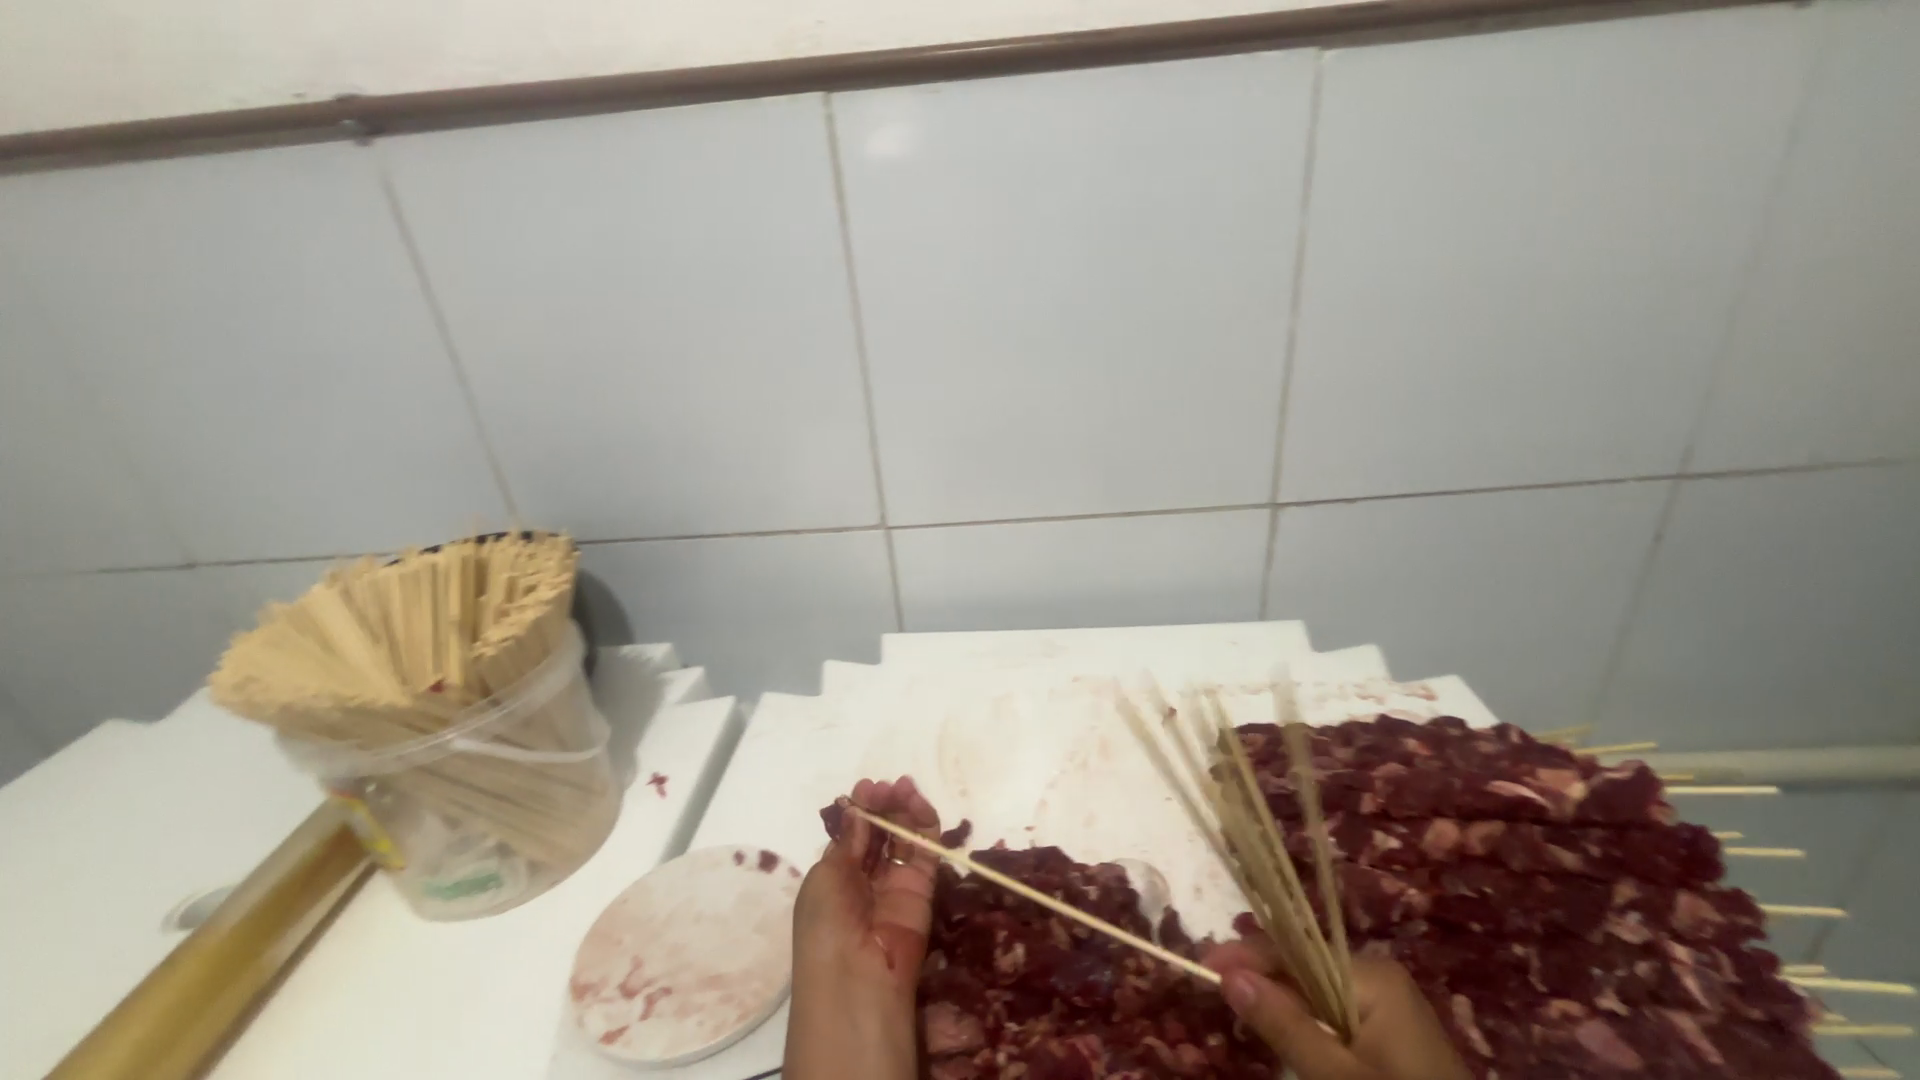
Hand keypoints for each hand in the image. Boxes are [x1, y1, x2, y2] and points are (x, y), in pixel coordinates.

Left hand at [786, 776, 941, 1079]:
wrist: (857, 977)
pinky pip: (926, 854)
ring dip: (905, 810)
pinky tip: (921, 807)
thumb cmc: (827, 924)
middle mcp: (866, 879)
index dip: (861, 810)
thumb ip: (848, 840)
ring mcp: (895, 885)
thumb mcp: (826, 876)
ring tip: (907, 789)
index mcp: (835, 877)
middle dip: (885, 805)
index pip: (853, 834)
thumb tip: (855, 808)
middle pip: (880, 833)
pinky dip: (926, 828)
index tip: (868, 786)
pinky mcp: (922, 892)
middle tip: (891, 784)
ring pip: (904, 839)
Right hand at [1204, 940, 1471, 1079]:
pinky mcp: (1391, 1035)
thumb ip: (1285, 1025)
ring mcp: (1388, 1006)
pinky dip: (1306, 1026)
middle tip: (1217, 994)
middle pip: (1303, 969)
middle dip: (1261, 980)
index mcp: (1372, 975)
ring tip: (1242, 1013)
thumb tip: (1228, 975)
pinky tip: (1287, 1040)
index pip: (1293, 951)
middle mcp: (1380, 978)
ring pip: (1316, 994)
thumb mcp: (1338, 1076)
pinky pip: (1334, 1015)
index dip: (1245, 957)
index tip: (1202, 967)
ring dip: (1280, 1006)